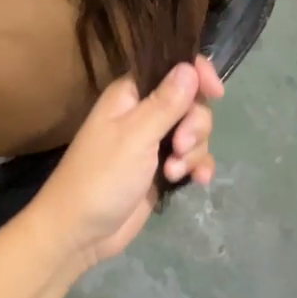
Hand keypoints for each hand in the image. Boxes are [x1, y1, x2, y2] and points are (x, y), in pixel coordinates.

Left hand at [24, 58, 223, 267]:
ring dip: (194, 151)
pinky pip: (192, 159)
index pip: (171, 68)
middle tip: (179, 146)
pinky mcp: (161, 170)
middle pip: (190, 102)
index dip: (196, 74)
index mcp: (130, 94)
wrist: (81, 231)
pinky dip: (197, 167)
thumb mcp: (135, 136)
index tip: (215, 91)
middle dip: (195, 124)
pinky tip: (198, 182)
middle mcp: (144, 113)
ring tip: (175, 172)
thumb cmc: (101, 176)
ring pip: (194, 132)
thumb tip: (190, 66)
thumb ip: (165, 103)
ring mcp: (153, 143)